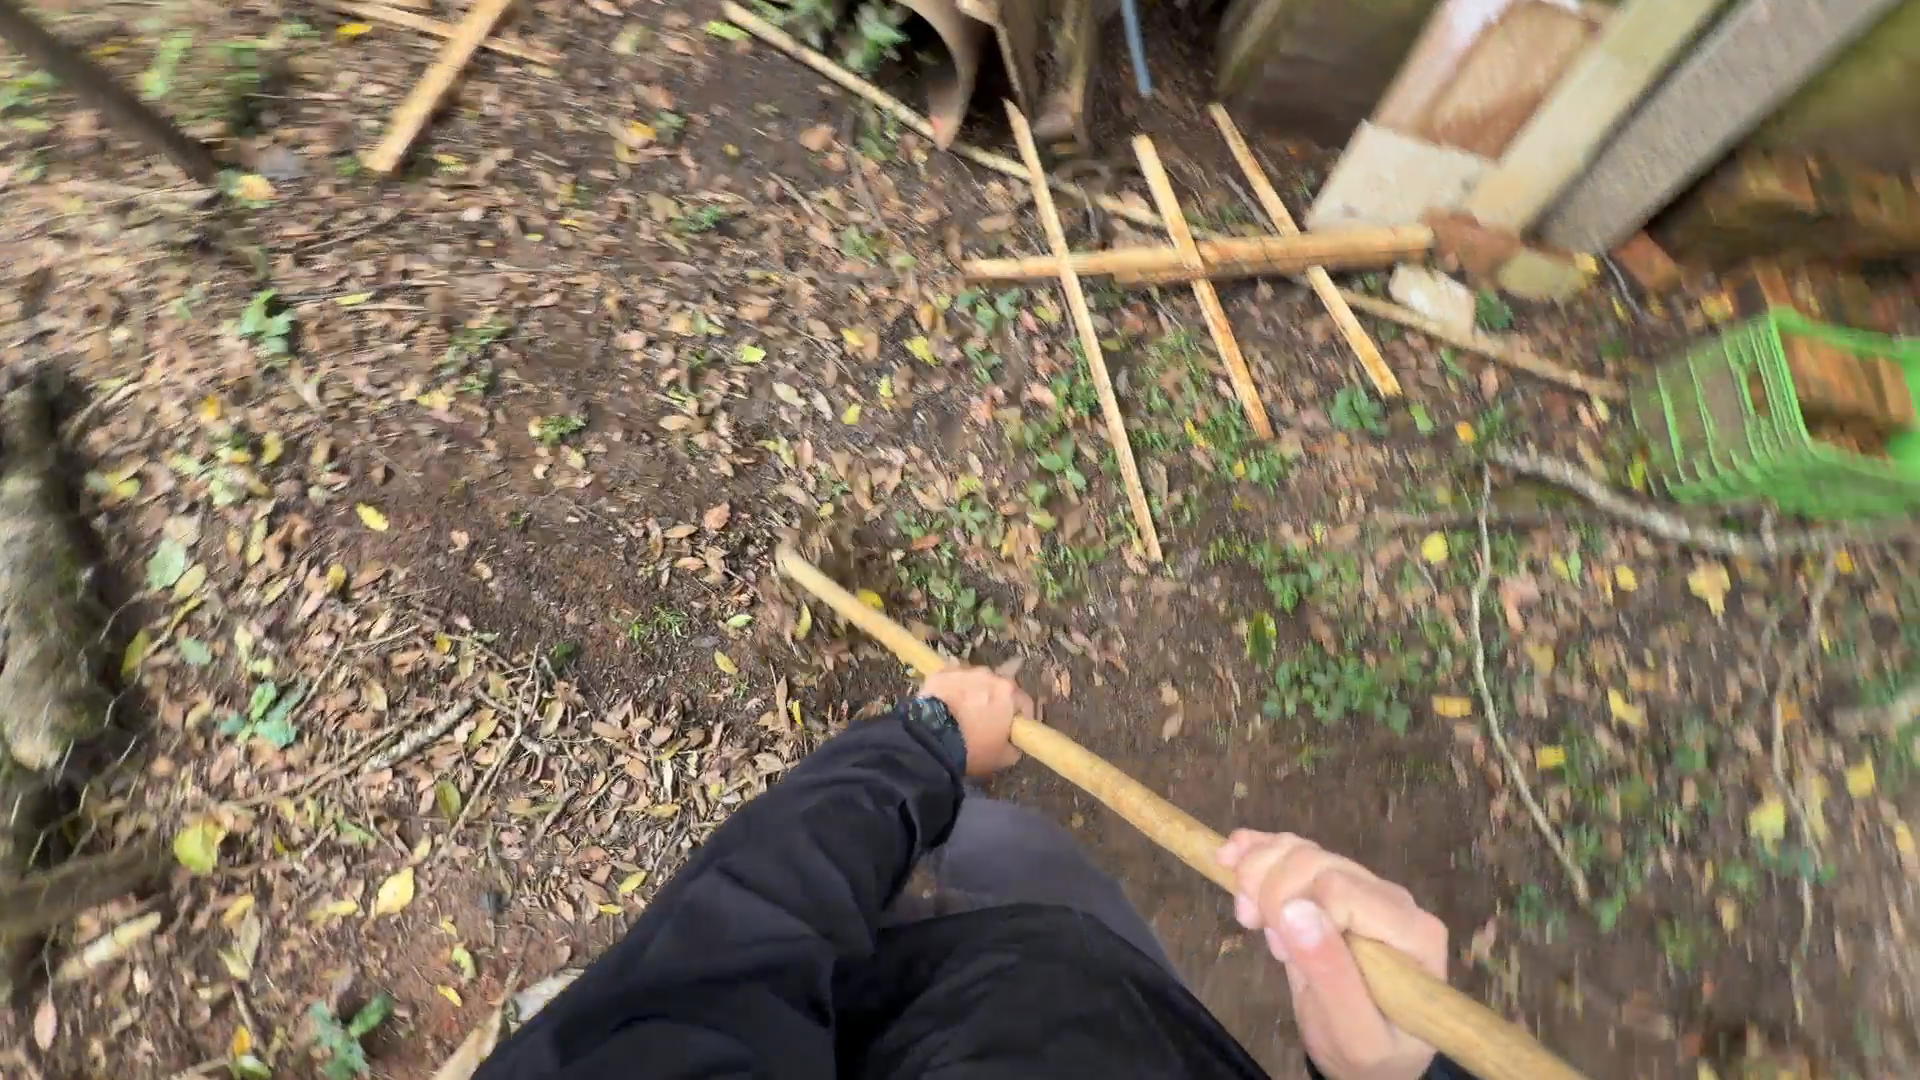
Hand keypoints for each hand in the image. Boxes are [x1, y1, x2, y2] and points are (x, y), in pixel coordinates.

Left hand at [917, 667, 1030, 777]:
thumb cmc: (973, 749)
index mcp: (1008, 692)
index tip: (1014, 731)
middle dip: (994, 703)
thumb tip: (1012, 742)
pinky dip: (951, 690)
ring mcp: (963, 671)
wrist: (931, 740)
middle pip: (997, 689)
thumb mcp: (1003, 758)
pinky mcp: (940, 673)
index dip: (1021, 718)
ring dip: (972, 694)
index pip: (1024, 703)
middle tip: (985, 722)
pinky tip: (945, 706)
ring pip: (973, 682)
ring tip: (961, 714)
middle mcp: (989, 675)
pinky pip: (951, 680)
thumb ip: (1014, 746)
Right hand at [1216, 831, 1447, 1079]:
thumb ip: (1331, 975)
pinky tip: (1229, 859)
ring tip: (1250, 916)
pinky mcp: (1333, 880)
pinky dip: (1254, 849)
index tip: (1279, 947)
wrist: (1365, 1059)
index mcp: (1412, 932)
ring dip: (1256, 872)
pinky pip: (1290, 846)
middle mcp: (1392, 899)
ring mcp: (1362, 885)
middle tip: (1256, 929)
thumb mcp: (1353, 1034)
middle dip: (1270, 889)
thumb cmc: (1367, 1052)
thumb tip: (1295, 910)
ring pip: (1297, 849)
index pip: (1338, 887)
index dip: (1294, 906)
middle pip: (1314, 861)